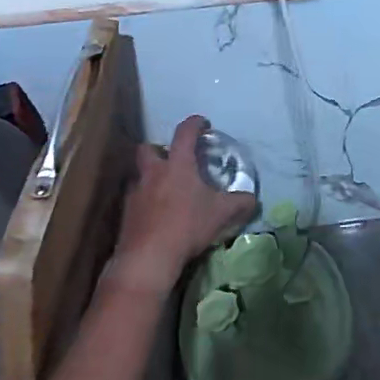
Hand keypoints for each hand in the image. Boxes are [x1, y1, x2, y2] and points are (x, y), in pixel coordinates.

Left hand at [105, 116, 257, 296]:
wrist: (149, 256)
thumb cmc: (187, 225)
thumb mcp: (221, 214)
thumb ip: (239, 203)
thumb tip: (252, 198)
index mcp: (177, 164)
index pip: (185, 132)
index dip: (195, 123)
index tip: (203, 124)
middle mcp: (153, 171)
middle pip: (149, 148)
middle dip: (159, 149)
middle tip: (174, 160)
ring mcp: (136, 191)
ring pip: (140, 174)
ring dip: (151, 176)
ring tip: (165, 189)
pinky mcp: (127, 211)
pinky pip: (135, 198)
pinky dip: (145, 201)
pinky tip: (155, 214)